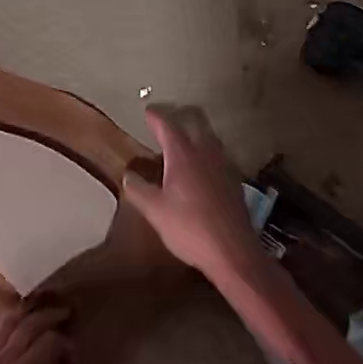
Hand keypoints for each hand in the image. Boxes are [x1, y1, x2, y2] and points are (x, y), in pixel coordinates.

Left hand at [0, 304, 71, 363]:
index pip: (50, 341)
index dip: (66, 343)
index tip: (74, 354)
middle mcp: (2, 362)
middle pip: (27, 323)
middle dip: (48, 315)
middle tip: (65, 313)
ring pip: (3, 323)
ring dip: (23, 313)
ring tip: (38, 310)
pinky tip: (7, 326)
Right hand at [121, 105, 265, 285]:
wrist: (233, 252)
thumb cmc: (190, 228)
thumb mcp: (155, 211)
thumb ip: (138, 190)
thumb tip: (127, 175)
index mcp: (183, 155)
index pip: (167, 125)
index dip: (156, 116)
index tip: (147, 111)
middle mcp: (205, 153)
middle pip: (195, 122)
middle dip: (179, 117)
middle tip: (165, 121)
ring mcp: (224, 166)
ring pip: (209, 138)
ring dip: (195, 134)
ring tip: (182, 142)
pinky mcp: (234, 181)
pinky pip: (218, 156)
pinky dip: (207, 153)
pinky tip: (201, 169)